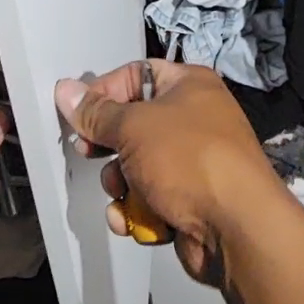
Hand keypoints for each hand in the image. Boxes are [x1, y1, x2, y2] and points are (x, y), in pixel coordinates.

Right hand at [55, 60, 285, 286]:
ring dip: (121, 183)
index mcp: (188, 84)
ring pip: (137, 165)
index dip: (104, 92)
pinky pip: (150, 197)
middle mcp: (194, 116)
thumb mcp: (134, 127)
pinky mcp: (190, 198)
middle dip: (109, 147)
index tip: (78, 114)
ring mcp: (194, 160)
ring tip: (123, 193)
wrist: (237, 228)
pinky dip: (137, 209)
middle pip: (133, 124)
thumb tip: (66, 90)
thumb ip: (96, 113)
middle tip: (91, 154)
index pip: (134, 75)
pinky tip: (133, 220)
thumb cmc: (189, 159)